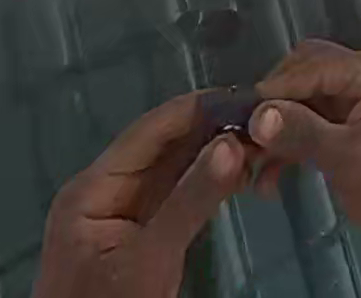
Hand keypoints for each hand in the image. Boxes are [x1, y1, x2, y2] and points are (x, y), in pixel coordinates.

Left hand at [35, 91, 249, 297]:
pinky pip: (182, 188)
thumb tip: (233, 141)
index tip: (250, 98)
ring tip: (264, 143)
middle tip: (266, 121)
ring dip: (219, 152)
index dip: (201, 107)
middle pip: (169, 141)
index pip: (155, 127)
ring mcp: (126, 208)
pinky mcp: (145, 229)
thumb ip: (191, 198)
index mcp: (94, 186)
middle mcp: (109, 187)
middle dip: (216, 129)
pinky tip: (245, 172)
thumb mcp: (149, 262)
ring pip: (180, 163)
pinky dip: (213, 178)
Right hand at [247, 40, 360, 263]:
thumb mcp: (349, 161)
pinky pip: (310, 120)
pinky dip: (290, 142)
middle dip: (271, 107)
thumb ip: (303, 133)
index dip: (272, 90)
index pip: (312, 66)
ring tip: (250, 170)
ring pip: (303, 98)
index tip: (232, 119)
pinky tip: (269, 179)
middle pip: (304, 74)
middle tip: (239, 144)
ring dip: (276, 129)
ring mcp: (359, 94)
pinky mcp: (352, 120)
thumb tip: (256, 114)